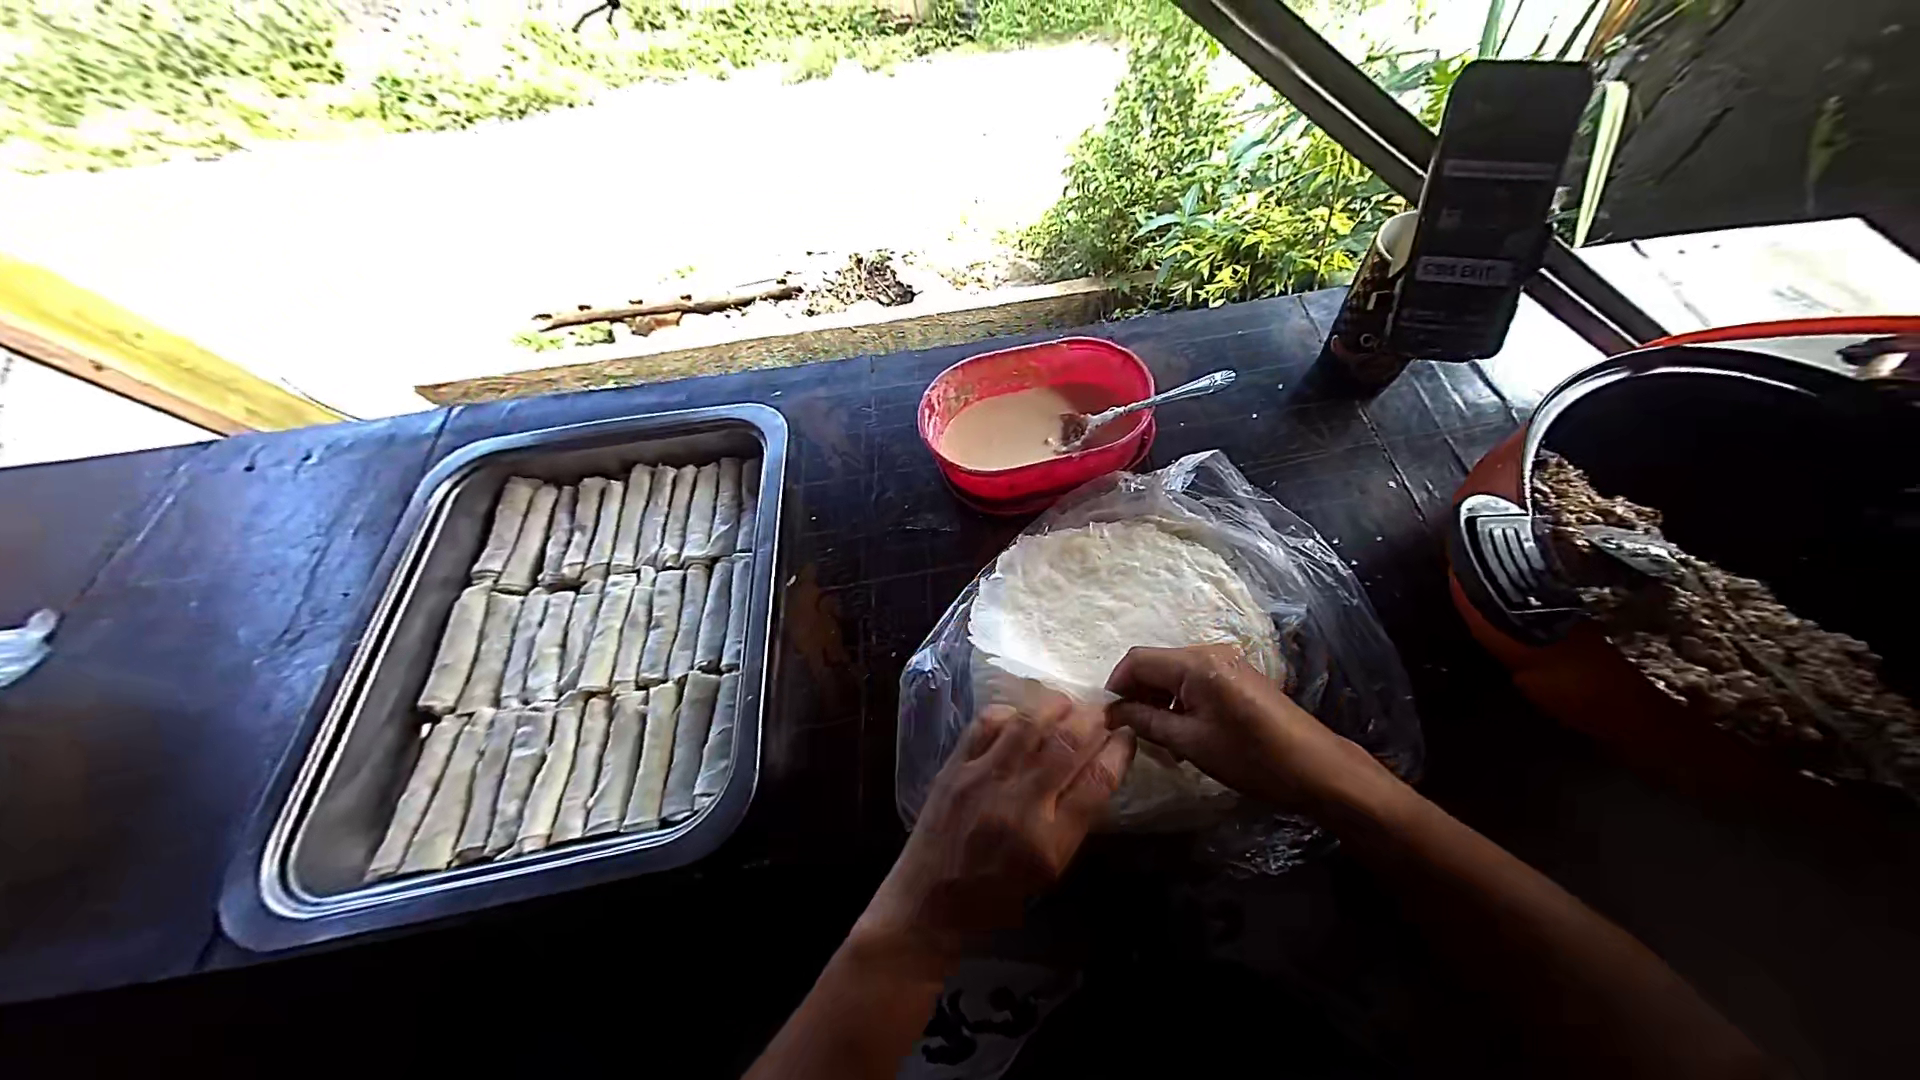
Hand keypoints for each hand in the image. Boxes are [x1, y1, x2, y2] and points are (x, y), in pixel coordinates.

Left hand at [855, 689, 1135, 971]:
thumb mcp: (1049, 870)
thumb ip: (1073, 819)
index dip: (1118, 752)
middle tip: (1102, 711)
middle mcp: (1019, 805)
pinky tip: (1021, 715)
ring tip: (1068, 704)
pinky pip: (986, 723)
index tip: (1127, 735)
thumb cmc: (996, 895)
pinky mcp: (955, 767)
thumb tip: (1095, 767)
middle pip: (1066, 746)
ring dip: (1055, 708)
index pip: (1096, 784)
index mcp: (1049, 843)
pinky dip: (1010, 712)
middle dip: (1092, 720)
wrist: (929, 901)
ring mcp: (982, 780)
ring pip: (1028, 725)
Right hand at [1105, 644, 1385, 813]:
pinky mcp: (1236, 674)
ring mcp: (1225, 661)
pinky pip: (1192, 678)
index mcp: (1196, 663)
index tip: (1108, 716)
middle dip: (1135, 692)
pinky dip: (1178, 698)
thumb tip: (1112, 712)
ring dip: (1156, 697)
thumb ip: (1145, 721)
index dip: (1116, 685)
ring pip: (1172, 671)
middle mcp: (1209, 651)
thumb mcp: (1191, 742)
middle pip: (1154, 663)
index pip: (1137, 659)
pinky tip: (1181, 728)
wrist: (1318, 769)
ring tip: (1155, 735)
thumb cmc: (1252, 758)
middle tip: (1130, 728)